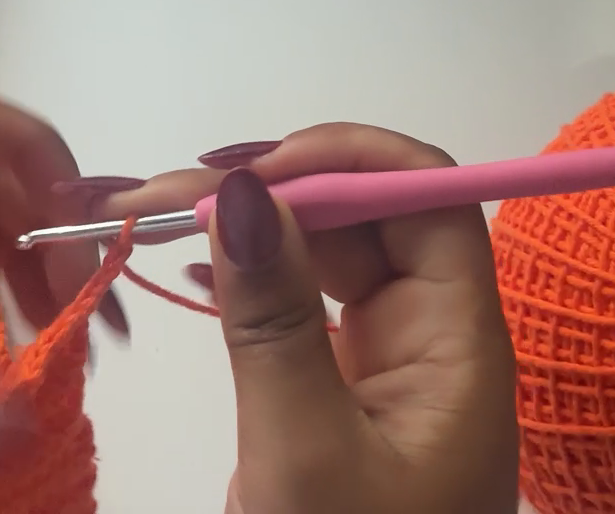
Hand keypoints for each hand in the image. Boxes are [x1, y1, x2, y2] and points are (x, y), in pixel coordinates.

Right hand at [100, 126, 519, 513]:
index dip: (355, 159)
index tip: (262, 165)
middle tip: (171, 190)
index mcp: (457, 341)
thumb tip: (244, 188)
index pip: (430, 199)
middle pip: (365, 216)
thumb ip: (274, 317)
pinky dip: (246, 272)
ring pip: (322, 250)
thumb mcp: (304, 455)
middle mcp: (427, 332)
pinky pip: (298, 298)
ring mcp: (381, 356)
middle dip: (274, 188)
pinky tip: (192, 263)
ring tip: (157, 212)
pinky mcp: (338, 381)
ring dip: (247, 224)